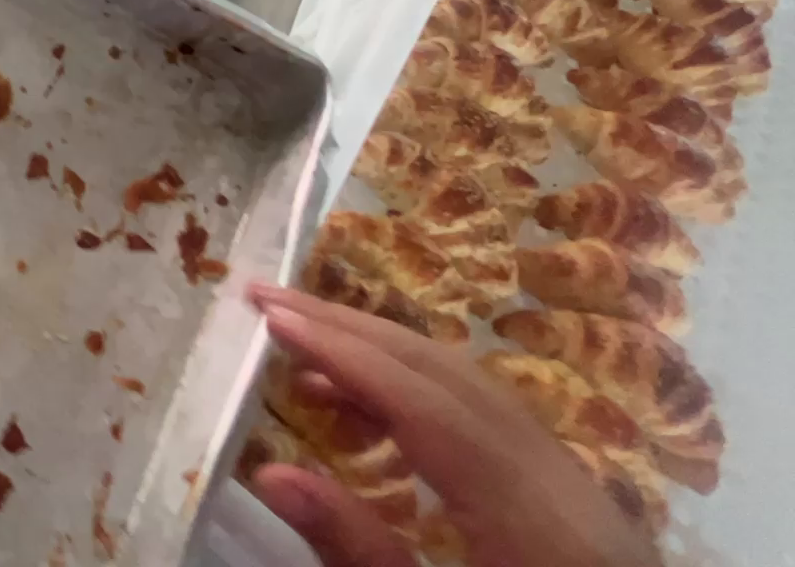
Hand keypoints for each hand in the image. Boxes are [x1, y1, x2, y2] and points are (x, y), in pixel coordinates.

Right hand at [246, 285, 661, 566]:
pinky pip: (476, 408)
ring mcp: (572, 484)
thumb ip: (356, 553)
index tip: (272, 317)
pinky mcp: (560, 491)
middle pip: (447, 375)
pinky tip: (351, 397)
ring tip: (295, 335)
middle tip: (266, 298)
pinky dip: (404, 383)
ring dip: (373, 346)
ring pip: (464, 381)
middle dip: (350, 327)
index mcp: (540, 529)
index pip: (430, 409)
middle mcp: (566, 488)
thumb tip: (268, 472)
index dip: (347, 355)